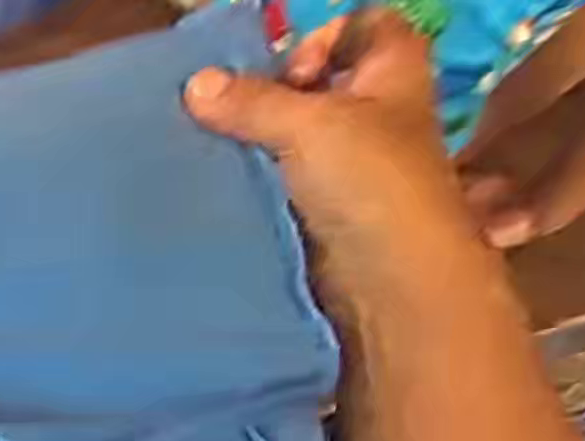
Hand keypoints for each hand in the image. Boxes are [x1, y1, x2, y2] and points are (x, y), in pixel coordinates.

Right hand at [183, 11, 481, 302]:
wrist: (379, 270)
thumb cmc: (366, 181)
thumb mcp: (309, 126)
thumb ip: (253, 104)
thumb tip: (194, 83)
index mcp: (390, 72)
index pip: (359, 27)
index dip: (317, 40)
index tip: (279, 77)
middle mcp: (368, 112)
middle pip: (312, 85)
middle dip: (267, 98)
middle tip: (229, 121)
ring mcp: (339, 164)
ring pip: (287, 138)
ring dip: (251, 146)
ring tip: (213, 157)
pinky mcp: (310, 207)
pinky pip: (273, 181)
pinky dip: (248, 183)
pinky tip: (221, 191)